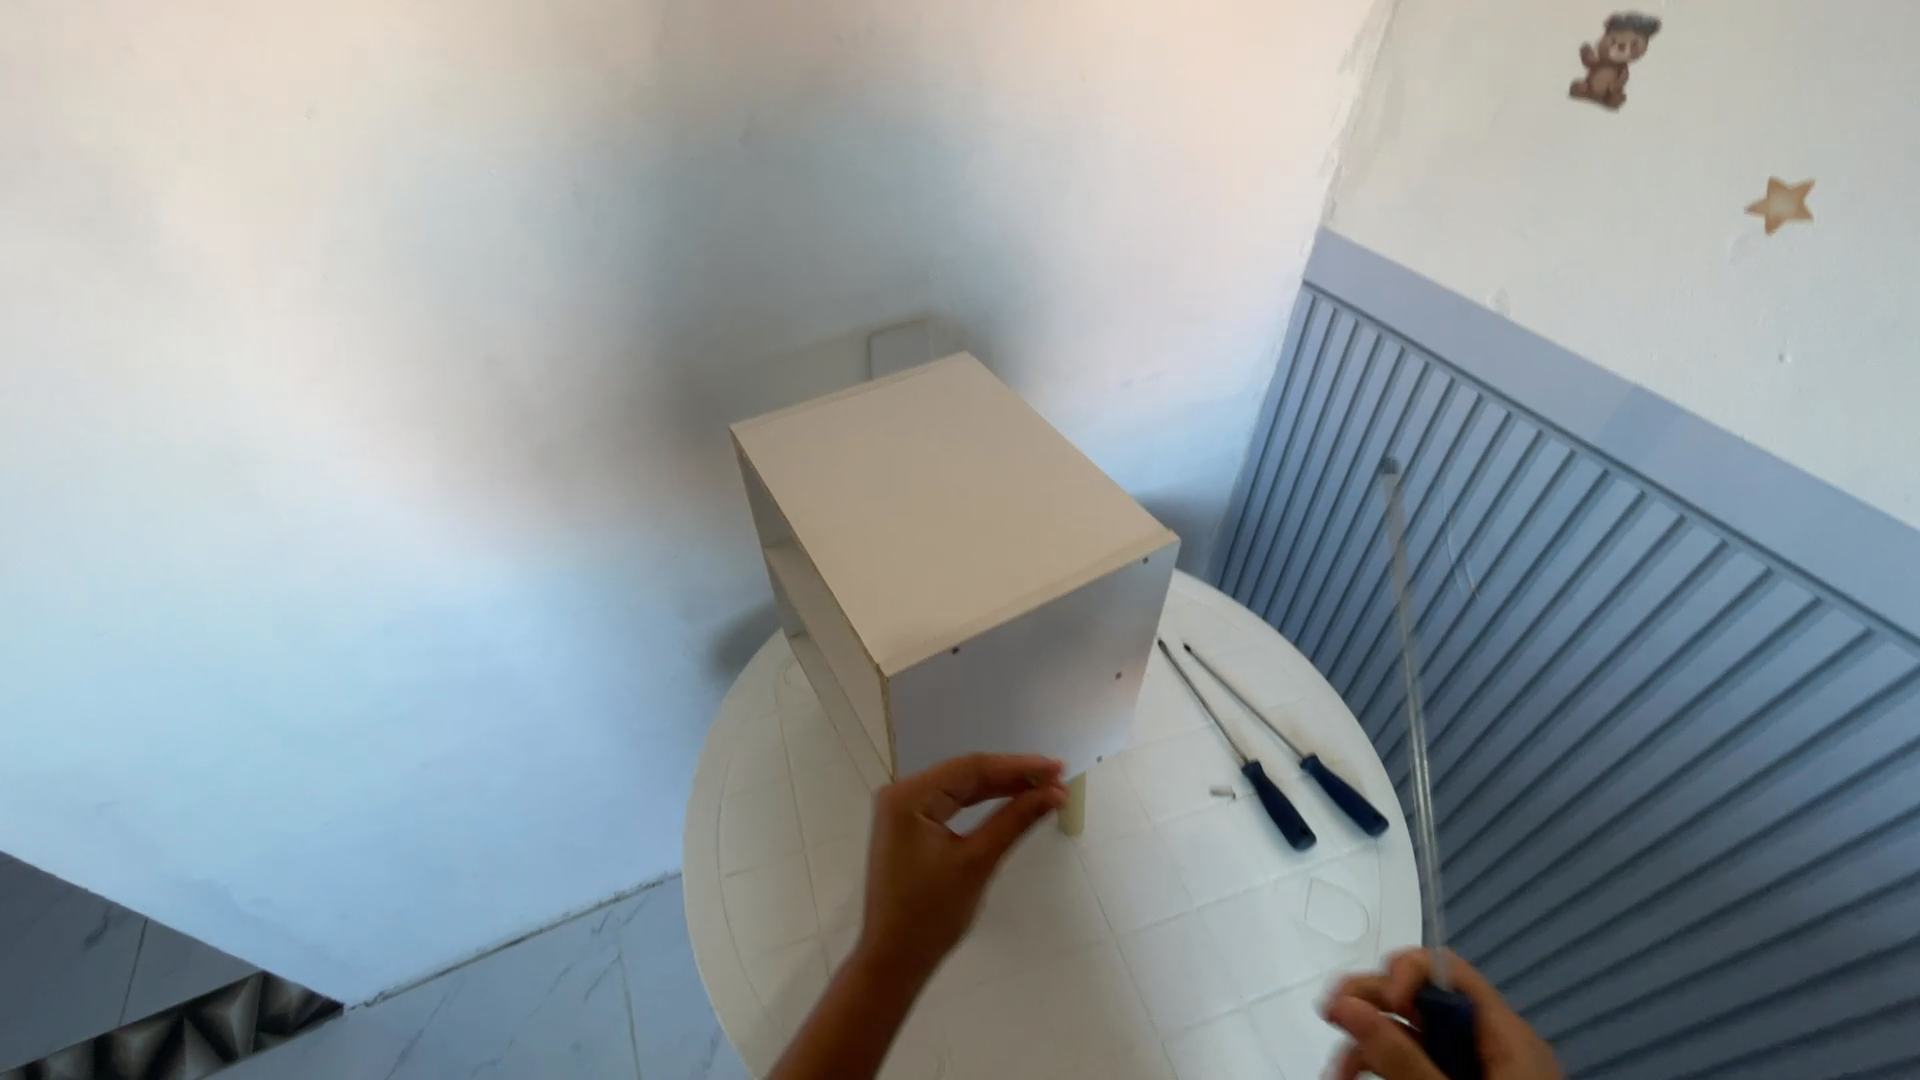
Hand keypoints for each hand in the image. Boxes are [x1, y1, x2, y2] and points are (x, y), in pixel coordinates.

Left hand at [855, 754, 1067, 982]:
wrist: (893, 961)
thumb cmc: (931, 915)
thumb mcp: (977, 862)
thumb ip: (1015, 820)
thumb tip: (1054, 792)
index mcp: (909, 796)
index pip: (971, 768)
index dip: (1018, 766)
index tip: (1057, 768)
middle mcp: (901, 793)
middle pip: (965, 774)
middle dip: (1012, 776)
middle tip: (1056, 777)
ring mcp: (903, 809)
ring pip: (960, 788)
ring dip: (1000, 788)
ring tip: (1043, 786)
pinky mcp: (910, 826)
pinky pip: (951, 805)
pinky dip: (982, 804)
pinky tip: (1011, 800)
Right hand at [1323, 949, 1560, 1079]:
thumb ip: (1399, 1058)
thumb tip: (1343, 1003)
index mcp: (1506, 1038)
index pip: (1448, 972)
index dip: (1403, 973)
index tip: (1374, 1005)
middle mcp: (1489, 1046)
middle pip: (1418, 998)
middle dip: (1368, 1005)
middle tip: (1328, 1015)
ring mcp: (1471, 1072)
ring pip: (1405, 1033)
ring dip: (1363, 1044)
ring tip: (1333, 1073)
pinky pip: (1410, 1065)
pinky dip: (1377, 1068)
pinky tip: (1349, 1079)